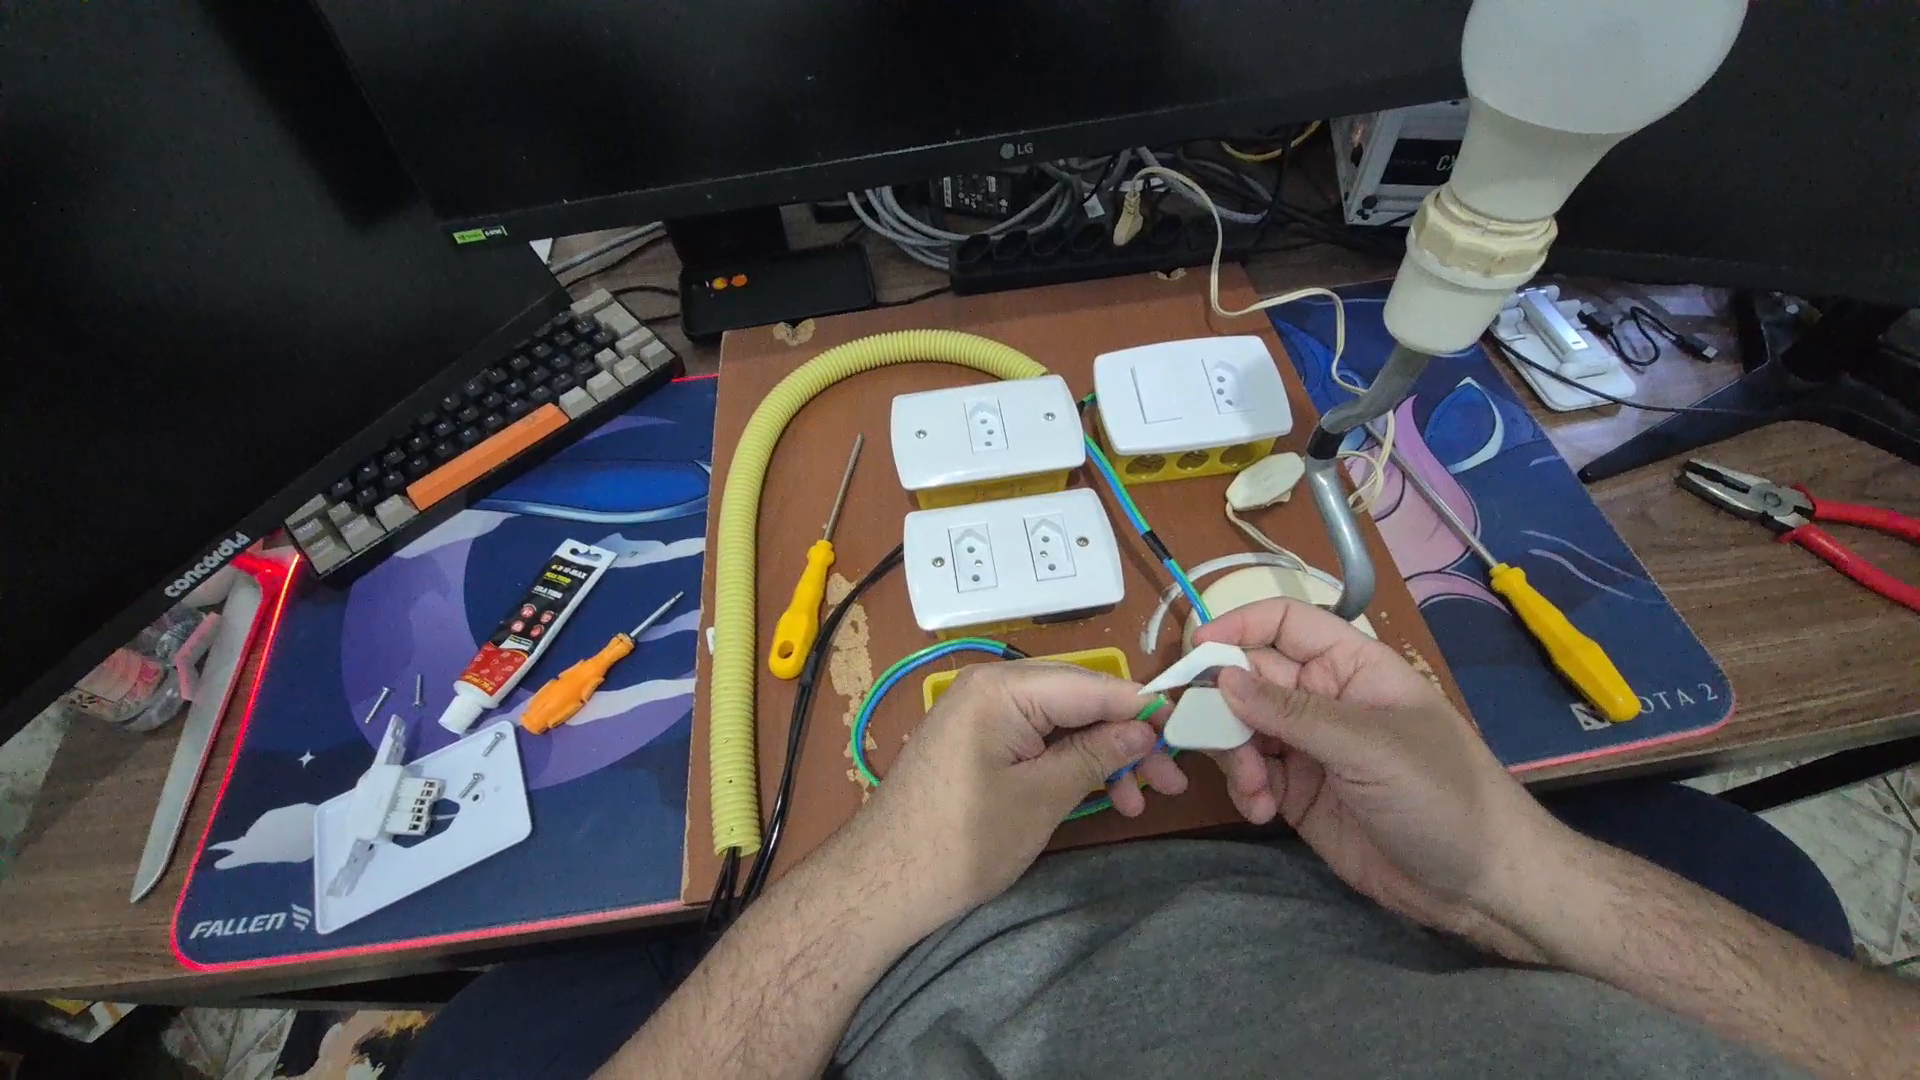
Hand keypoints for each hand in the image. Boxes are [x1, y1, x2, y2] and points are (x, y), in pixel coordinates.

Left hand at [845, 661, 1164, 925]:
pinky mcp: (979, 740)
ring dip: (1103, 755)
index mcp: (1003, 688)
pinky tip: (1103, 794)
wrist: (881, 882)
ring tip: (1141, 798)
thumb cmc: (962, 841)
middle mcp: (992, 687)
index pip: (1090, 684)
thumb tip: (1145, 727)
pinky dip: (1070, 763)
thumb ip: (1095, 754)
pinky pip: (1037, 739)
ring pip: (1062, 723)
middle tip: (1171, 779)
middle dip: (1126, 737)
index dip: (1141, 706)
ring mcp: (982, 713)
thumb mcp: (1041, 798)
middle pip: (1078, 701)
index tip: (1188, 729)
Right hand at [1190, 598, 1565, 959]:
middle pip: (1247, 677)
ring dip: (1230, 753)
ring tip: (1251, 787)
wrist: (1483, 889)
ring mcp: (1304, 745)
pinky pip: (1247, 772)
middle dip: (1222, 704)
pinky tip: (1260, 810)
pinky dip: (1242, 788)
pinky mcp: (1293, 790)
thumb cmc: (1443, 796)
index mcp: (1349, 667)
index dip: (1238, 627)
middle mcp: (1320, 697)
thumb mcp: (1368, 746)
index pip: (1283, 624)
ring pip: (1238, 726)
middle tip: (1206, 734)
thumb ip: (1291, 711)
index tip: (1196, 650)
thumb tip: (1221, 677)